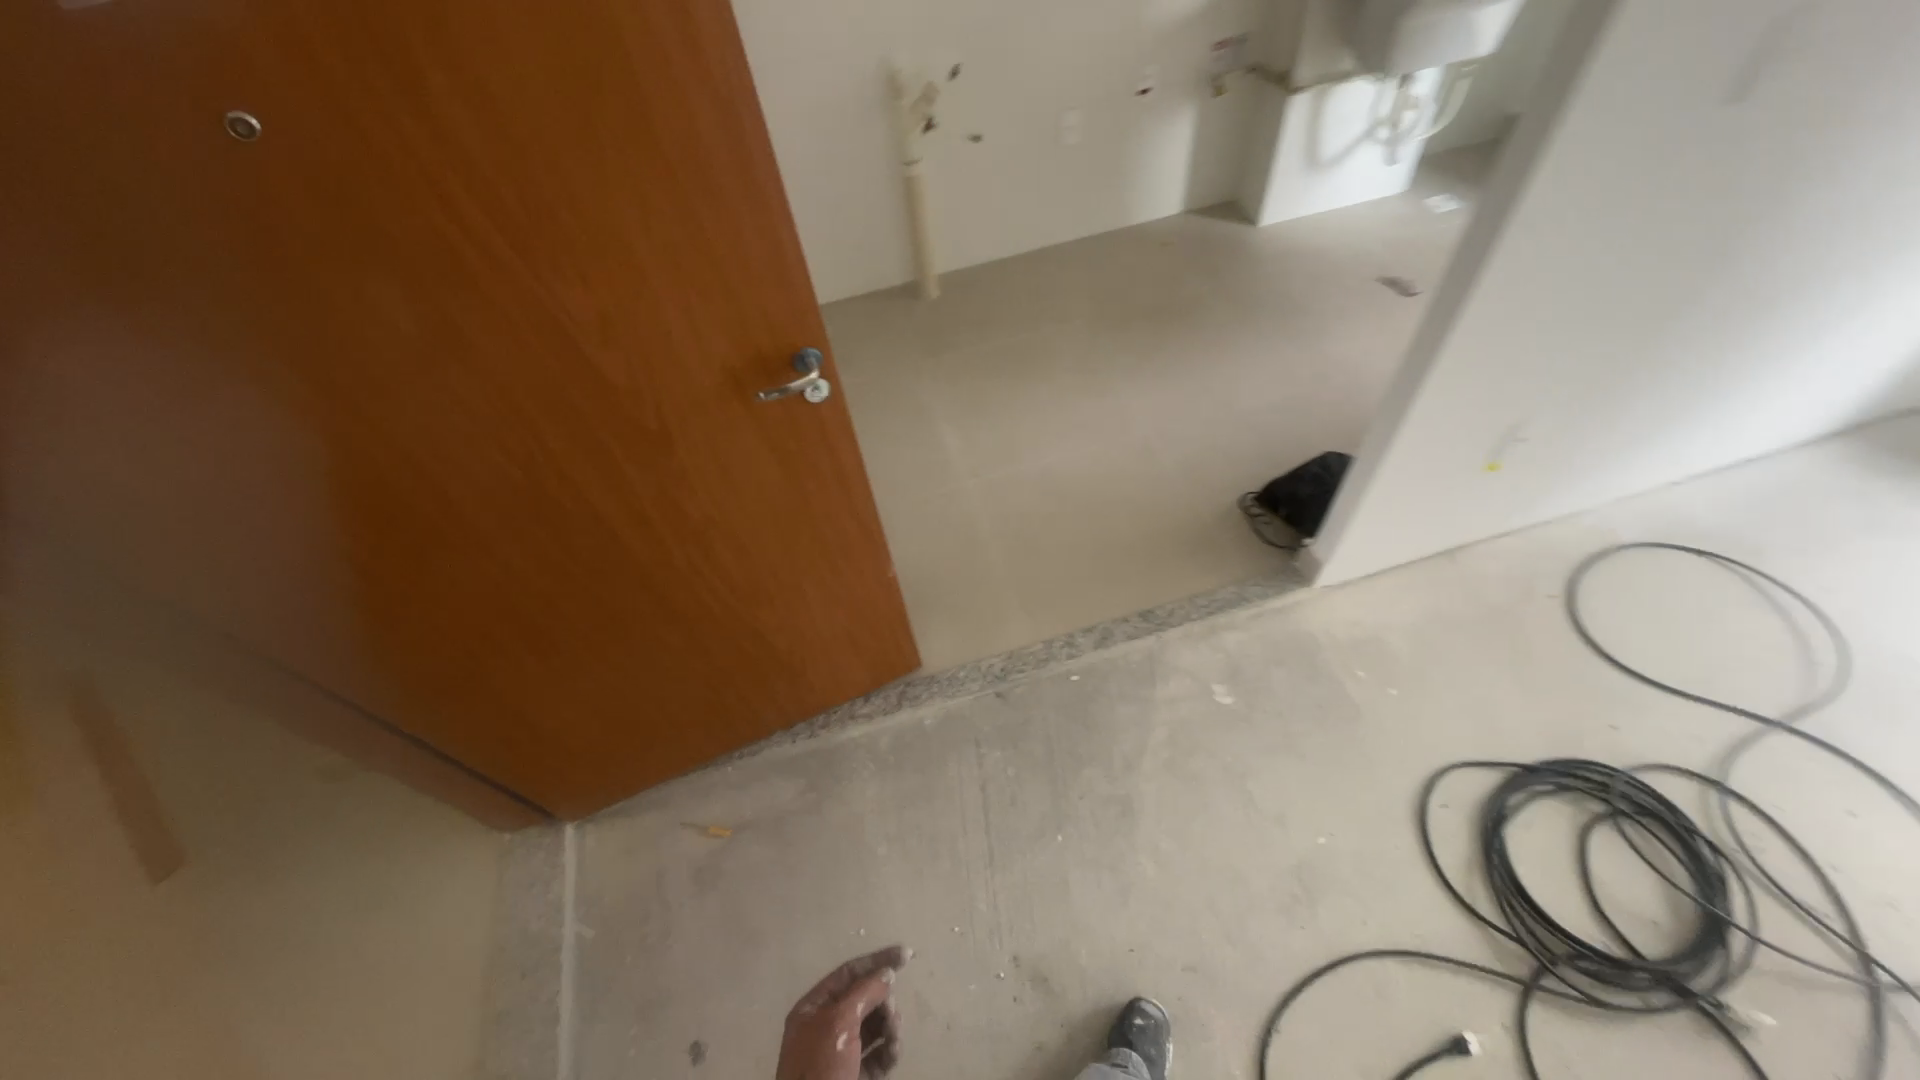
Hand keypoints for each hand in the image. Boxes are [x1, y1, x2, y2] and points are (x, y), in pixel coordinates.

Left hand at [775, 945, 909, 1079]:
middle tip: (892, 1013)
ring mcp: (842, 1053)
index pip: (849, 973)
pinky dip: (889, 1050)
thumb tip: (887, 973)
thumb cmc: (820, 1067)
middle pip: (864, 999)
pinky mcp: (856, 1075)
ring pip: (875, 1026)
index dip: (877, 961)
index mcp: (814, 1008)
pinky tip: (893, 1052)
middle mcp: (827, 1026)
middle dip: (883, 1001)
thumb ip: (865, 992)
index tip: (906, 955)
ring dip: (889, 1026)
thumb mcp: (839, 1023)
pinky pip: (879, 1054)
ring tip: (893, 1035)